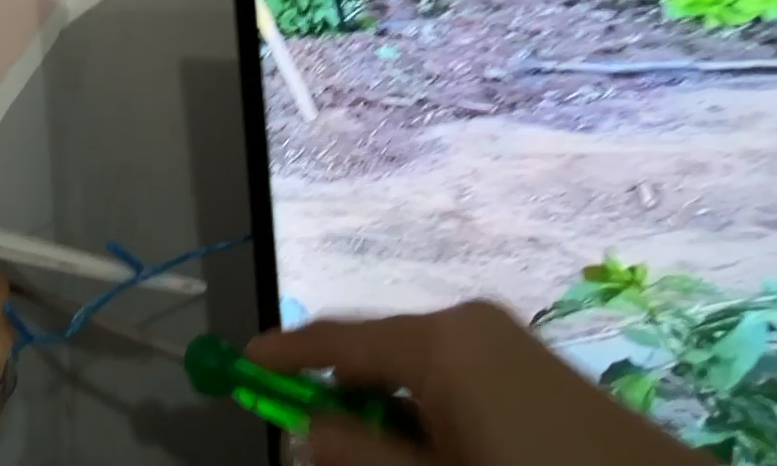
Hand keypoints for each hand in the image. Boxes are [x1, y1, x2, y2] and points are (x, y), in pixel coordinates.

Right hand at [245, 301, 710, 465]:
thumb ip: (359, 455)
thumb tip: (301, 430)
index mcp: (440, 338)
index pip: (337, 336)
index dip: (284, 353)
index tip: (242, 365)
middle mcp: (467, 324)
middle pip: (374, 354)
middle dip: (342, 398)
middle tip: (321, 443)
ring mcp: (505, 344)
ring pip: (414, 373)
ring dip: (386, 414)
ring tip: (385, 459)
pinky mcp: (535, 371)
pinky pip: (454, 382)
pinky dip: (427, 415)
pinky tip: (437, 456)